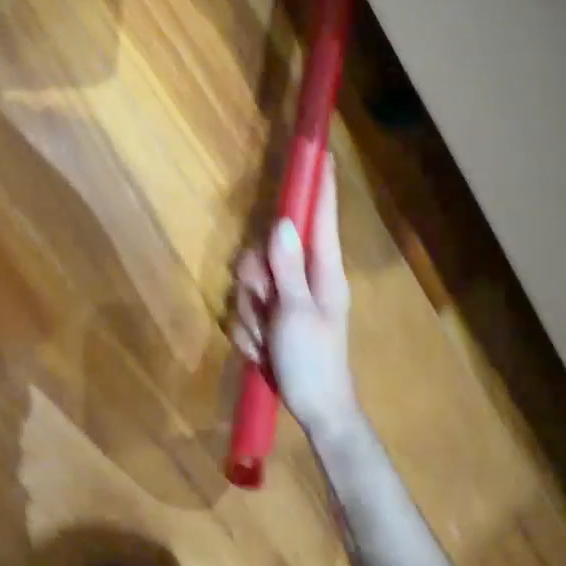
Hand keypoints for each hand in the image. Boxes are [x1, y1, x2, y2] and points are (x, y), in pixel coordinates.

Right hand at [232, 157, 359, 437]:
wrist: (317, 412)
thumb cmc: (315, 362)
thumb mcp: (297, 314)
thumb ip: (287, 268)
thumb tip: (282, 223)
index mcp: (323, 272)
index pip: (320, 217)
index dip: (319, 185)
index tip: (319, 153)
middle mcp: (303, 278)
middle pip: (264, 250)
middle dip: (254, 281)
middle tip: (266, 306)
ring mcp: (284, 298)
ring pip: (247, 280)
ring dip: (249, 314)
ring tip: (266, 340)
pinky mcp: (268, 317)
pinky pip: (241, 308)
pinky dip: (246, 331)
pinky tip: (262, 351)